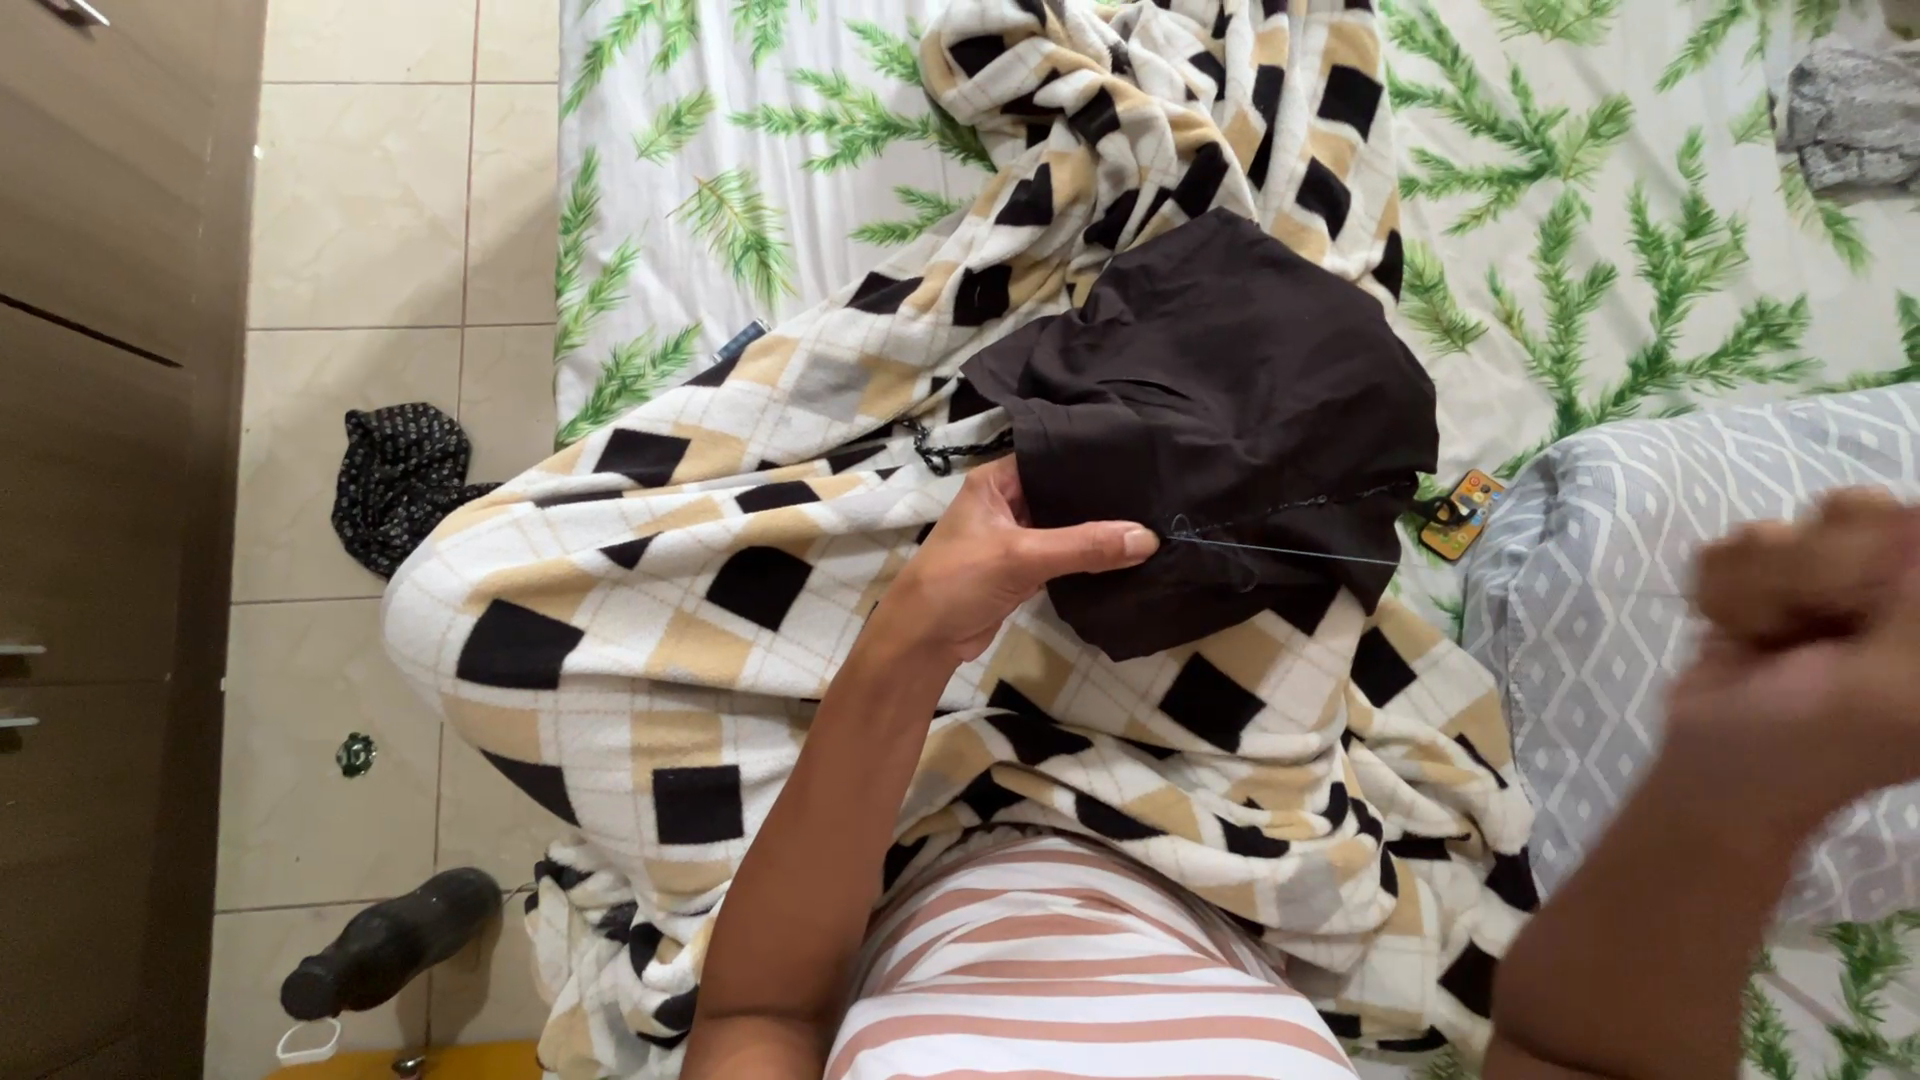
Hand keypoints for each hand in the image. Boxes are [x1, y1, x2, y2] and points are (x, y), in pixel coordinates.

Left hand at [870, 455, 1158, 666]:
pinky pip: (1063, 556)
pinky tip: (1126, 555)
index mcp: (996, 480)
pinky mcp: (1023, 569)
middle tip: (1156, 493)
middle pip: (1062, 493)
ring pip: (1065, 527)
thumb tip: (1149, 537)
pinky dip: (1088, 559)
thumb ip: (1084, 546)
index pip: (1051, 457)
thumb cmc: (959, 580)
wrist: (924, 639)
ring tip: (1152, 520)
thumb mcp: (1022, 556)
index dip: (1091, 458)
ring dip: (1097, 532)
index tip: (1140, 458)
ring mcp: (1015, 537)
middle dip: (1101, 498)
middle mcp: (1006, 502)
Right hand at [1662, 489, 1919, 833]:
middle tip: (1805, 628)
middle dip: (1807, 572)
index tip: (1849, 608)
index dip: (1868, 556)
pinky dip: (1721, 590)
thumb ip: (1914, 618)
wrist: (1711, 763)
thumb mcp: (1892, 692)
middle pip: (1853, 514)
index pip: (1908, 526)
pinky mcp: (1760, 586)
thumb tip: (1902, 529)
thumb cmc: (1810, 739)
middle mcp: (1894, 586)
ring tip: (1766, 633)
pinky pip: (1730, 548)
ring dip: (1756, 586)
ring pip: (1783, 529)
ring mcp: (1827, 583)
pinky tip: (1737, 628)